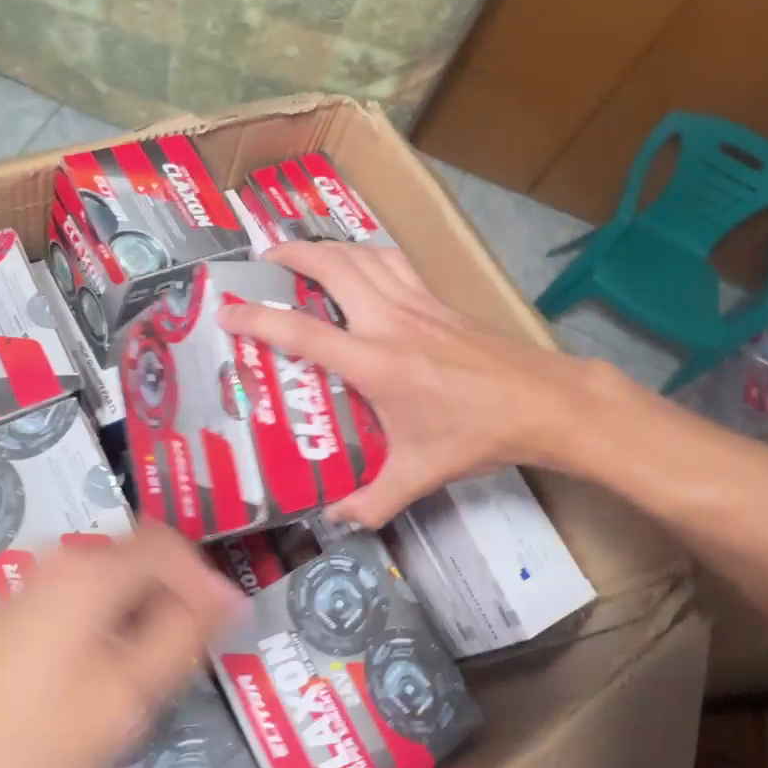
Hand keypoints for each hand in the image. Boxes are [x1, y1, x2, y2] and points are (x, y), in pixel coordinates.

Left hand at [0, 526, 244, 767]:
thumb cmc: (32, 735)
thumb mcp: (124, 694)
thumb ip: (180, 638)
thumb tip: (225, 599)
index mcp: (90, 571)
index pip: (168, 545)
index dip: (205, 576)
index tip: (228, 617)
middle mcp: (59, 563)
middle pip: (136, 558)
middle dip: (173, 595)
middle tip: (193, 646)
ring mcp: (28, 587)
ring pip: (108, 582)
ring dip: (141, 612)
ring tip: (152, 667)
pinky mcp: (10, 615)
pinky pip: (78, 600)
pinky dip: (107, 623)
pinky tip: (104, 674)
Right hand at [217, 241, 631, 528]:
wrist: (541, 402)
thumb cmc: (476, 434)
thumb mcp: (419, 473)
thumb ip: (372, 500)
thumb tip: (334, 520)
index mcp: (375, 363)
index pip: (303, 332)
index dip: (258, 318)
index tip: (226, 310)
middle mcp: (389, 321)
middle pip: (332, 267)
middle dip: (291, 253)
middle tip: (261, 257)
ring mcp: (416, 304)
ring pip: (363, 255)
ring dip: (328, 246)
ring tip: (302, 252)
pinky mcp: (437, 300)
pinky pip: (393, 262)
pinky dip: (367, 253)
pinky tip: (360, 263)